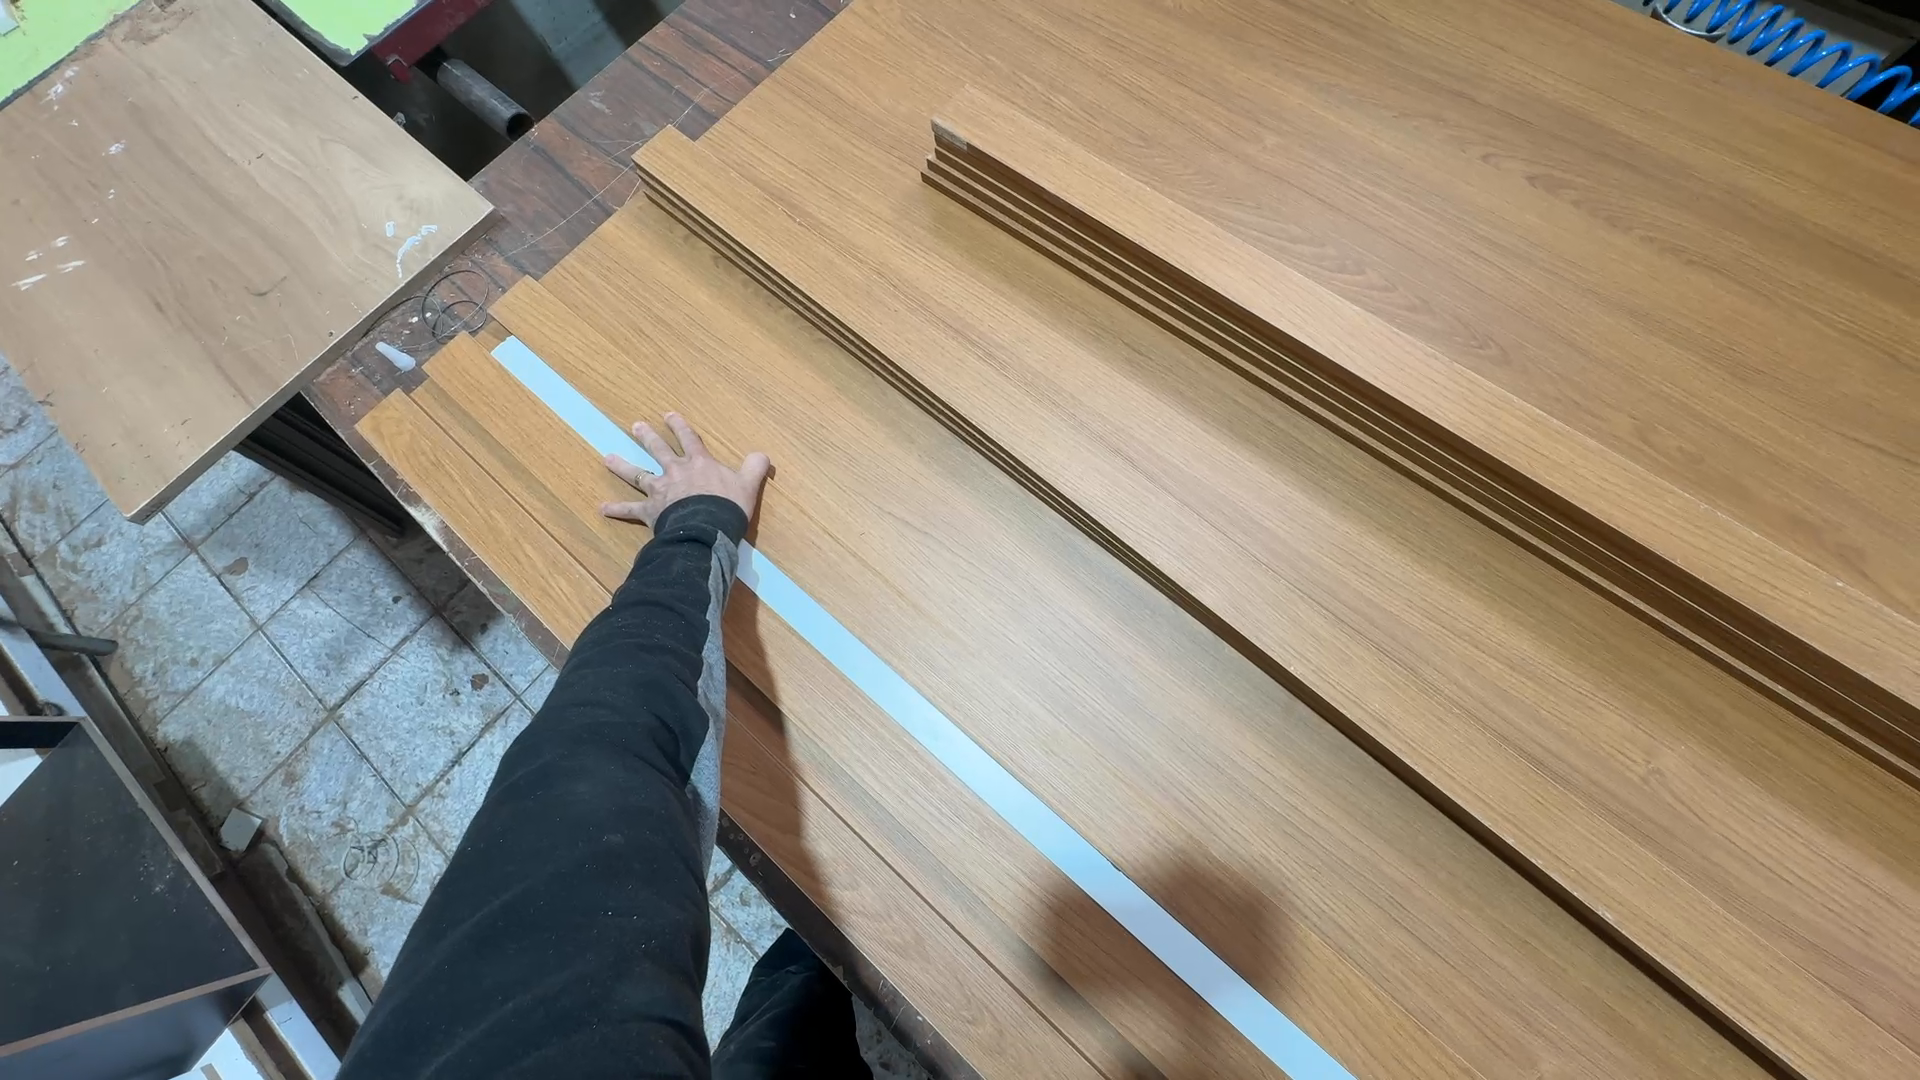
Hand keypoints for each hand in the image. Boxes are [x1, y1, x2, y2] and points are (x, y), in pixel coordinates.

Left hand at [601, 412, 771, 527]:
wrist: (707, 529)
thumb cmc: (728, 506)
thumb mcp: (749, 485)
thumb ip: (755, 467)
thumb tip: (762, 455)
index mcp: (699, 463)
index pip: (689, 439)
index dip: (679, 426)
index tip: (669, 415)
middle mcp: (676, 472)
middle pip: (659, 450)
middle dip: (648, 437)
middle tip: (636, 426)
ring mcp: (661, 491)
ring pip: (638, 475)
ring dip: (622, 466)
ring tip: (607, 458)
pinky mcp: (651, 511)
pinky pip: (631, 511)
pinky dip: (617, 510)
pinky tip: (602, 508)